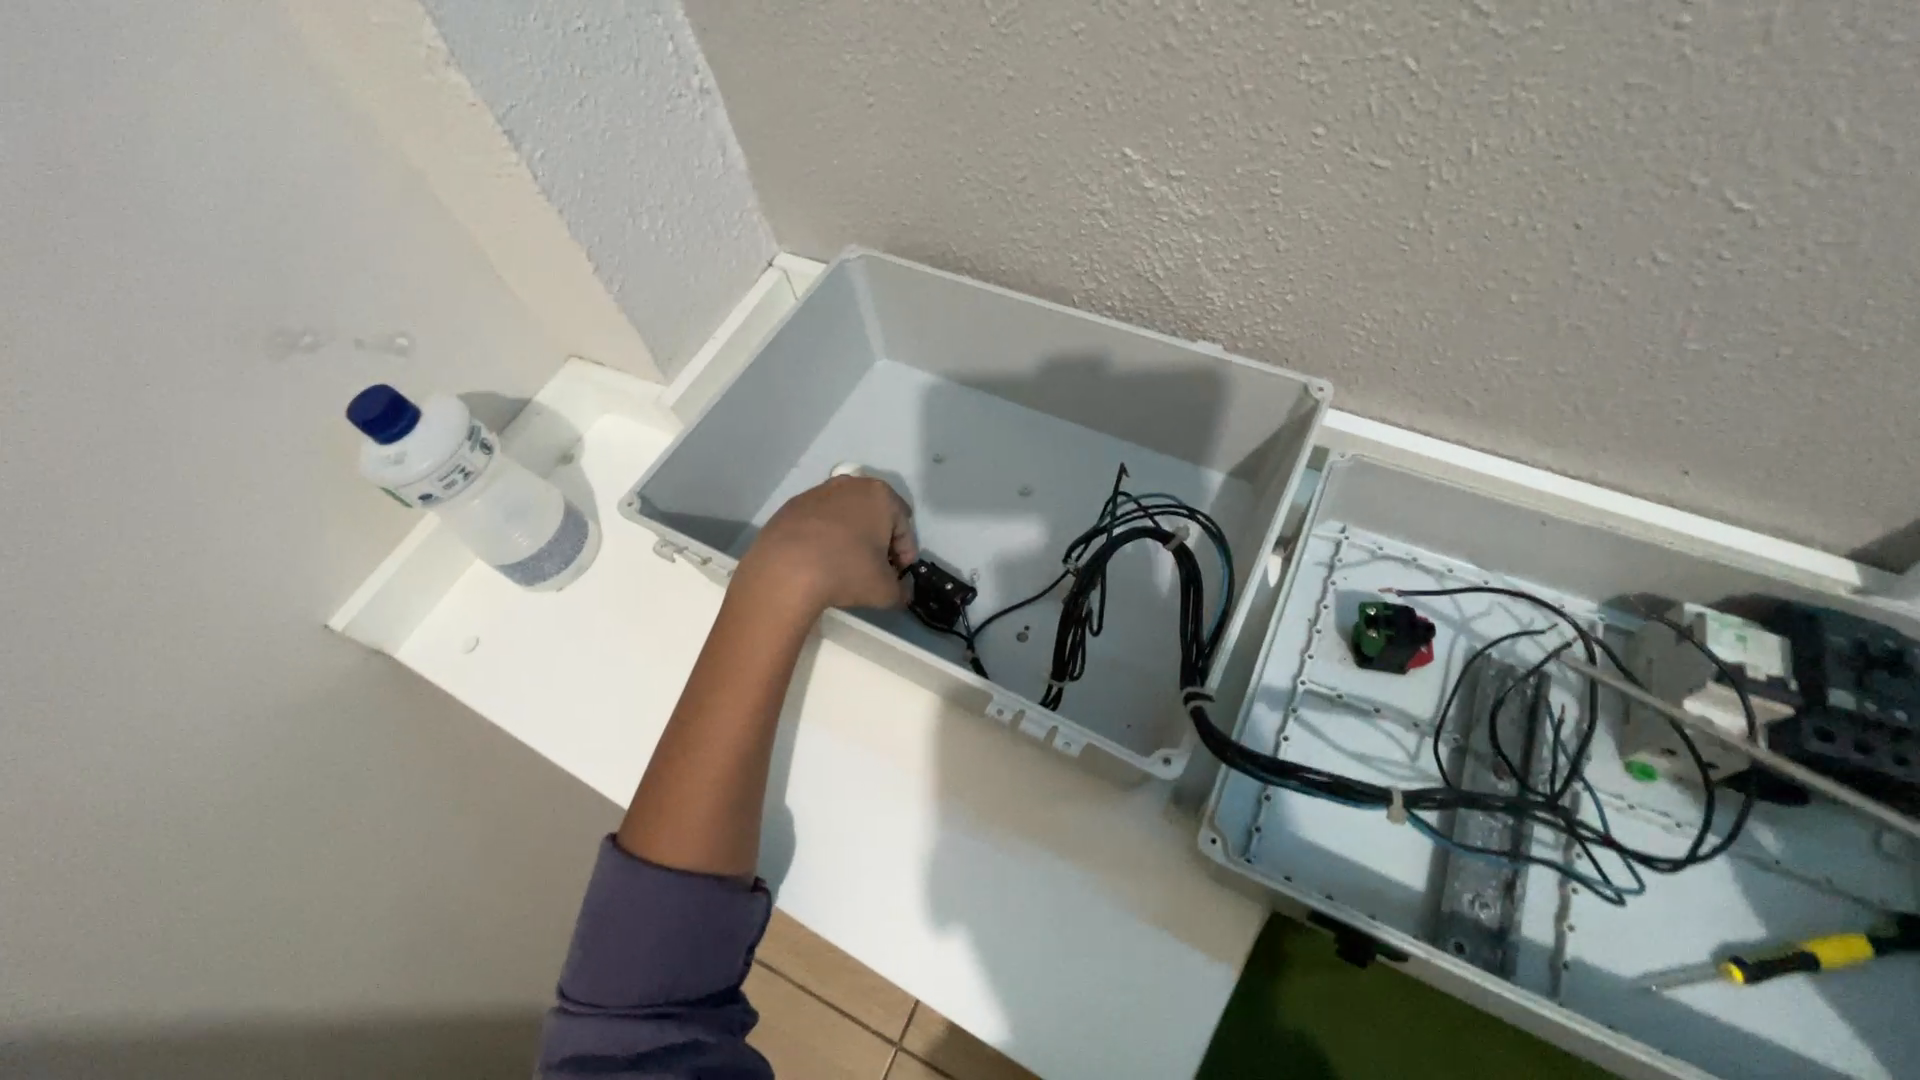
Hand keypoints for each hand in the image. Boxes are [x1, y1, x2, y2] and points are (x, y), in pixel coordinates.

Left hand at [737, 476, 917, 614]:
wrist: (785, 570)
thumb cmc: (846, 571)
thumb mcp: (885, 590)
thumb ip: (901, 591)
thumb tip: (901, 593)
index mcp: (881, 496)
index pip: (904, 527)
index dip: (906, 554)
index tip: (899, 575)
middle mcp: (851, 484)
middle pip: (875, 515)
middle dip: (879, 540)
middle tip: (876, 568)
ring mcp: (818, 492)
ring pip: (846, 514)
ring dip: (851, 535)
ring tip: (845, 564)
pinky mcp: (792, 505)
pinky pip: (819, 520)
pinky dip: (824, 536)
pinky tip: (818, 559)